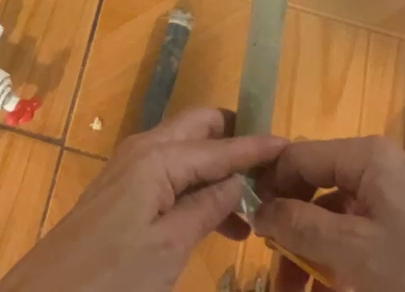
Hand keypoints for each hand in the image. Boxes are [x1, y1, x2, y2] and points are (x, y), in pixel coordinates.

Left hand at [0, 107, 285, 291]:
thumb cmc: (113, 274)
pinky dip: (196, 185)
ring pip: (186, 152)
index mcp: (159, 156)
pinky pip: (170, 172)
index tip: (291, 144)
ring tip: (252, 211)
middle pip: (200, 130)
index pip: (220, 145)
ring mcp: (130, 167)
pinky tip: (216, 217)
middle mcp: (145, 149)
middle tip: (271, 170)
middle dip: (235, 142)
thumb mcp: (170, 246)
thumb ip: (206, 208)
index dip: (256, 147)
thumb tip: (237, 180)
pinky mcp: (122, 189)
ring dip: (218, 170)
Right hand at [253, 137, 404, 291]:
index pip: (297, 155)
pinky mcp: (403, 233)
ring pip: (330, 221)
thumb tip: (256, 208)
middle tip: (271, 272)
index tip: (244, 226)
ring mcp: (391, 201)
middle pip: (312, 189)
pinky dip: (335, 266)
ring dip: (307, 256)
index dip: (268, 186)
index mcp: (365, 157)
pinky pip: (355, 241)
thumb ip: (299, 226)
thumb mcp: (353, 251)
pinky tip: (324, 291)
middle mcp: (375, 169)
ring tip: (291, 291)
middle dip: (287, 231)